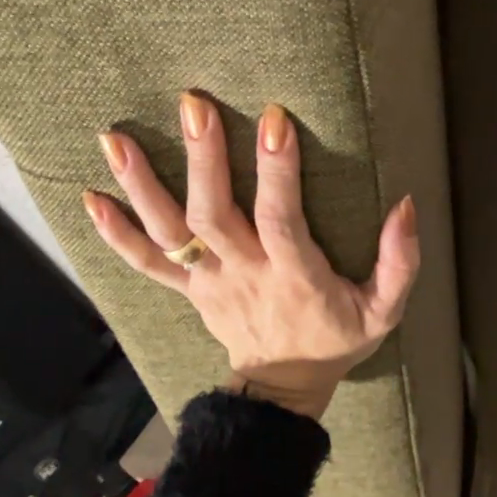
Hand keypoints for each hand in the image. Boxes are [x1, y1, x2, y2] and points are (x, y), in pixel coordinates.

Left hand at [84, 93, 419, 419]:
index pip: (280, 218)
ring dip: (141, 186)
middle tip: (192, 105)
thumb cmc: (338, 339)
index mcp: (294, 275)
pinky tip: (91, 198)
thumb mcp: (385, 310)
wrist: (285, 390)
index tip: (274, 120)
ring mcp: (209, 283)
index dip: (277, 171)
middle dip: (201, 158)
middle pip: (214, 215)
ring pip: (170, 234)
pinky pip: (147, 263)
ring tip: (115, 139)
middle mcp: (243, 274)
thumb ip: (400, 261)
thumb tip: (405, 205)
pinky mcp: (189, 289)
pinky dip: (116, 234)